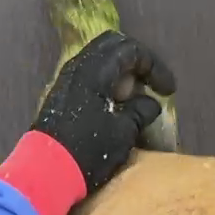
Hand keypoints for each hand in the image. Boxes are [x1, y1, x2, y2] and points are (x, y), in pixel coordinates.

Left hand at [33, 30, 176, 190]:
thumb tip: (150, 102)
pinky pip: (90, 70)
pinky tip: (115, 100)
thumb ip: (140, 111)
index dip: (153, 65)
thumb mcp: (122, 133)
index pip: (131, 49)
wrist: (46, 171)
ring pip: (100, 55)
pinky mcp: (63, 89)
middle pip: (113, 44)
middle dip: (136, 58)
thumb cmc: (87, 150)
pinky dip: (107, 77)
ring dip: (121, 67)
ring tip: (135, 91)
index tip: (168, 89)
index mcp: (96, 69)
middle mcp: (80, 64)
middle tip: (151, 80)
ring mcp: (69, 75)